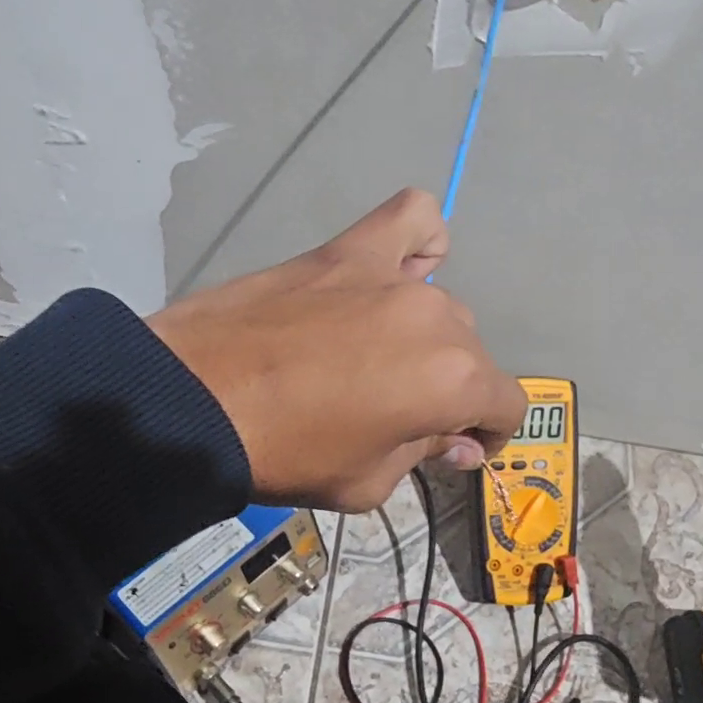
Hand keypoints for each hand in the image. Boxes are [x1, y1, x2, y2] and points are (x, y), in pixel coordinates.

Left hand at [146, 189, 527, 511]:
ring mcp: (393, 276)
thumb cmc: (287, 455)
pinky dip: (416, 242)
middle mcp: (439, 318)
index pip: (507, 404)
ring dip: (428, 337)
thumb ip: (425, 455)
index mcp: (453, 380)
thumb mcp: (368, 483)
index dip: (489, 434)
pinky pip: (408, 219)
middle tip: (402, 415)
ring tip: (382, 356)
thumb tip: (459, 442)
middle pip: (472, 355)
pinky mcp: (346, 250)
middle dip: (451, 392)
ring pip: (442, 303)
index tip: (455, 448)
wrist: (195, 403)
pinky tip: (399, 268)